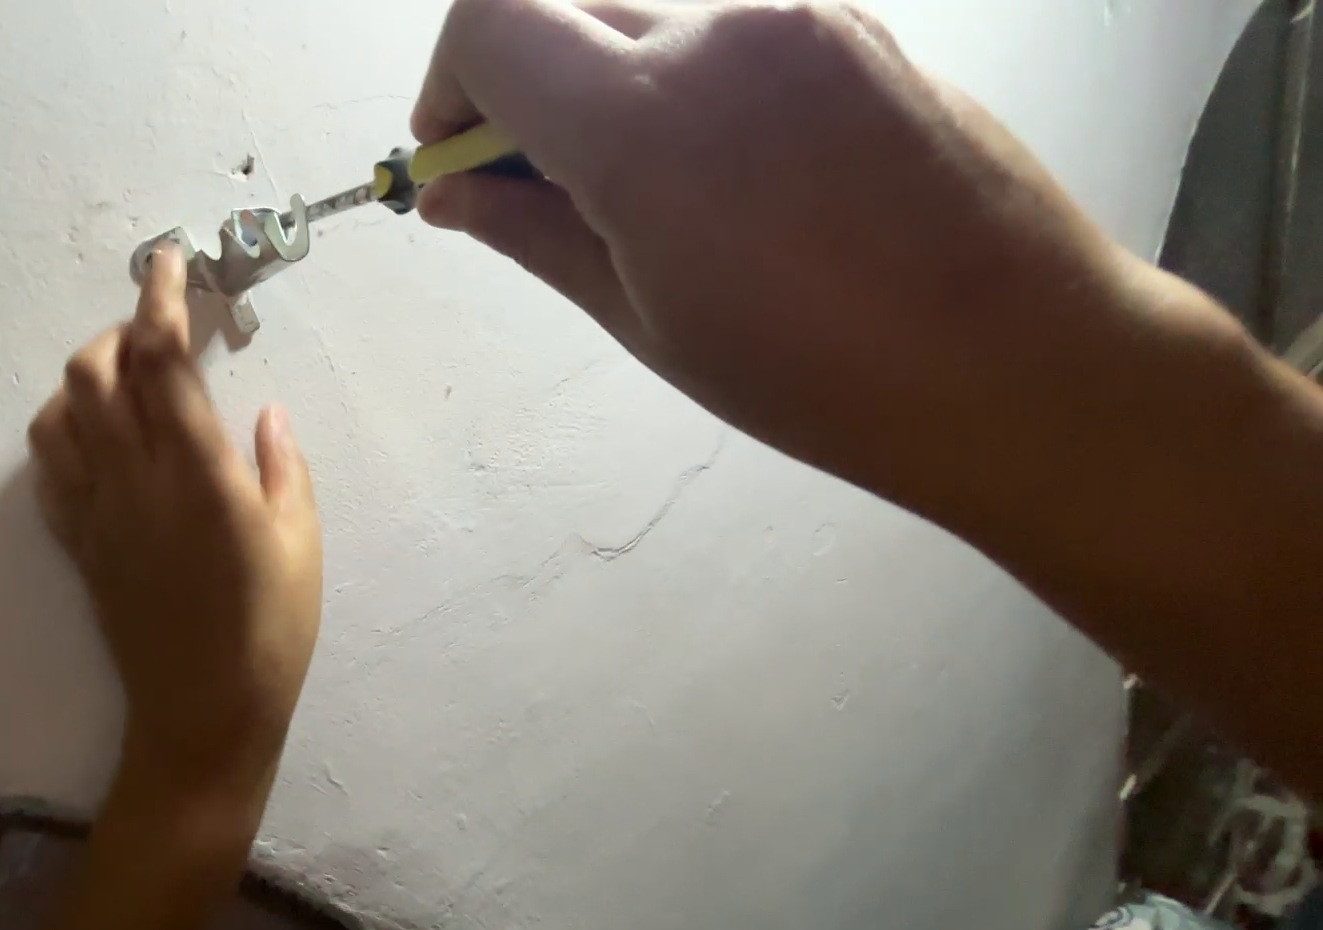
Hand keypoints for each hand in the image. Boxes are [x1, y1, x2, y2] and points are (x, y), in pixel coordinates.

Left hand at [28, 244, 322, 813]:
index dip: (161, 297)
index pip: (163, 360)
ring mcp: (97, 514)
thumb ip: (283, 467)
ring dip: (88, 374)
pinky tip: (96, 434)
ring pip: (60, 411)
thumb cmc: (269, 632)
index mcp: (199, 475)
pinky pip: (48, 466)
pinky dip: (64, 427)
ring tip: (128, 380)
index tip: (169, 260)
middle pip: (95, 371)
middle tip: (162, 333)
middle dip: (122, 329)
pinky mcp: (79, 545)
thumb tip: (267, 411)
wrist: (203, 716)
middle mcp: (135, 482)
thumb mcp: (301, 544)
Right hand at [412, 0, 1145, 513]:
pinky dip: (654, 77)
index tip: (449, 158)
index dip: (445, 86)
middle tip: (518, 182)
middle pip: (554, 2)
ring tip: (610, 189)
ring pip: (630, 10)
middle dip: (506, 83)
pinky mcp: (841, 20)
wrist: (1005, 359)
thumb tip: (445, 195)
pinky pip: (706, 24)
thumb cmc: (795, 372)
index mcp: (644, 120)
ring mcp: (788, 11)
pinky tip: (686, 169)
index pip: (489, 24)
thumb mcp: (633, 315)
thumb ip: (527, 232)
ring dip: (582, 80)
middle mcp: (715, 25)